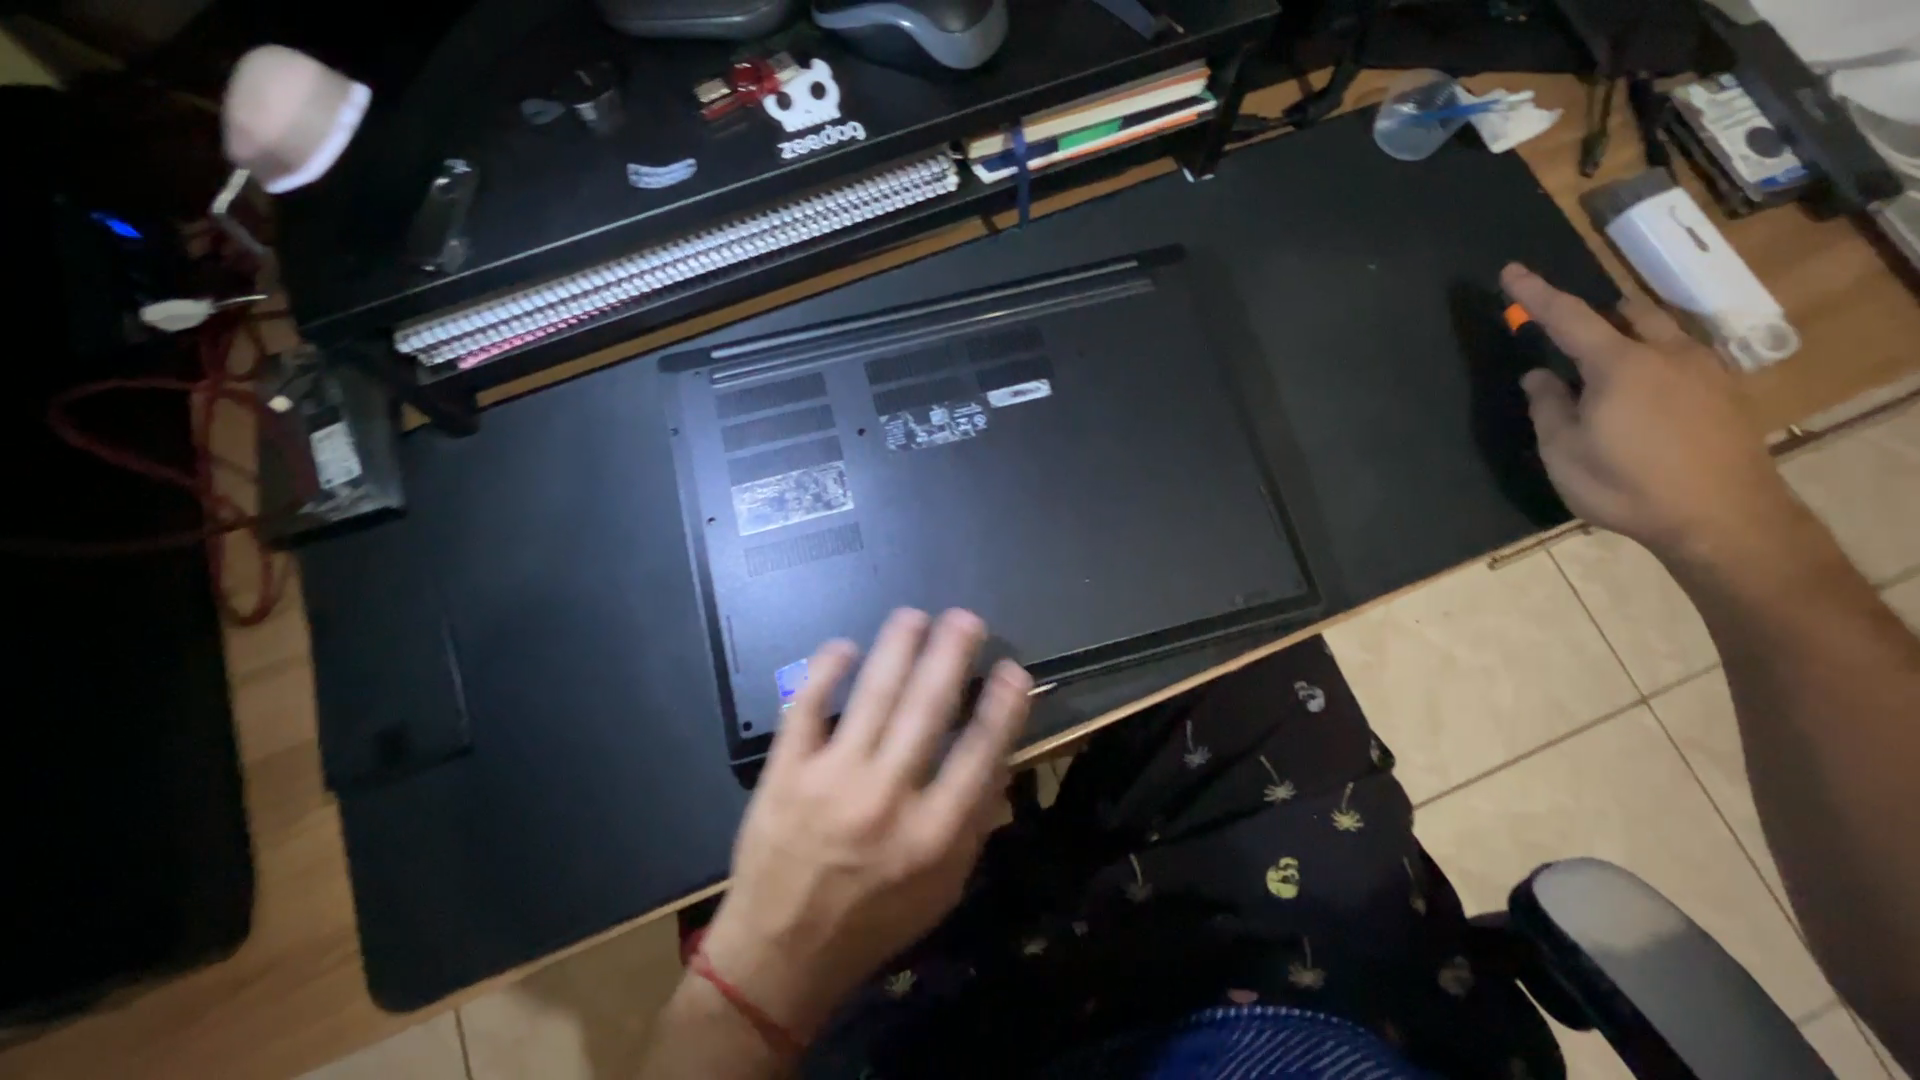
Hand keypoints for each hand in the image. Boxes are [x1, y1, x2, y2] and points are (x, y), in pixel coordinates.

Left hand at [697, 608, 1032, 1044]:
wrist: (782, 951)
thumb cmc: (874, 923)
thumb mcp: (943, 889)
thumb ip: (972, 825)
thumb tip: (996, 759)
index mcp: (934, 835)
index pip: (980, 753)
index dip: (1002, 706)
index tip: (1012, 670)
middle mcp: (887, 798)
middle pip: (927, 710)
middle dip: (950, 656)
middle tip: (966, 619)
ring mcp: (831, 779)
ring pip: (872, 697)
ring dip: (897, 649)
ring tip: (914, 617)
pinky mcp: (786, 772)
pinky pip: (806, 708)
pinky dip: (825, 672)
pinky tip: (843, 647)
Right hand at [1503, 263, 1797, 561]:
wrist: (1722, 517)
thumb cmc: (1627, 487)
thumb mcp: (1564, 453)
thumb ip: (1549, 407)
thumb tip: (1539, 376)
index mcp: (1618, 364)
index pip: (1567, 316)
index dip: (1535, 293)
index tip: (1511, 270)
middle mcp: (1665, 353)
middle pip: (1629, 311)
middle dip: (1597, 314)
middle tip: (1572, 339)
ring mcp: (1704, 369)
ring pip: (1663, 330)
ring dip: (1632, 336)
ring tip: (1612, 372)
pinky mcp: (1726, 391)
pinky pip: (1684, 357)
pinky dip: (1657, 361)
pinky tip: (1649, 398)